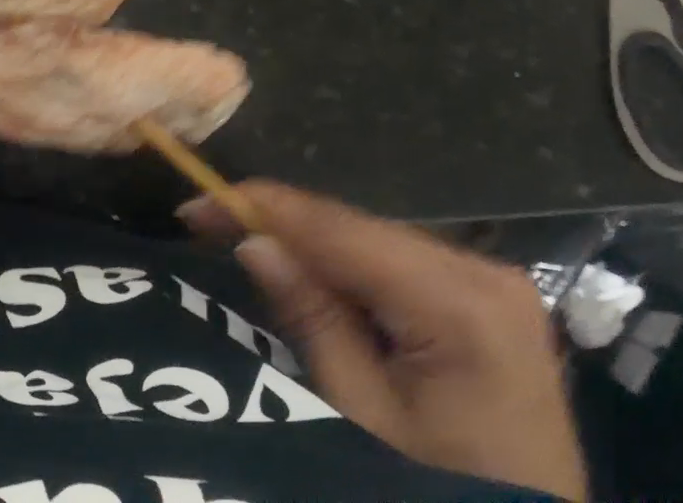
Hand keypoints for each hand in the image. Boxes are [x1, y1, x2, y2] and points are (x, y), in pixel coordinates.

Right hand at [182, 182, 586, 501]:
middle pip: (352, 226)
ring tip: (236, 242)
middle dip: (275, 221)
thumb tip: (254, 243)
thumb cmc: (436, 484)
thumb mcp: (359, 413)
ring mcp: (491, 284)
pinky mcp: (486, 300)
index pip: (335, 228)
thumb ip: (312, 318)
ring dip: (303, 240)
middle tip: (202, 225)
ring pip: (368, 237)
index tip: (191, 209)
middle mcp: (483, 273)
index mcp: (457, 303)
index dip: (256, 207)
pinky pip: (392, 260)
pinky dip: (339, 261)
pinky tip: (300, 270)